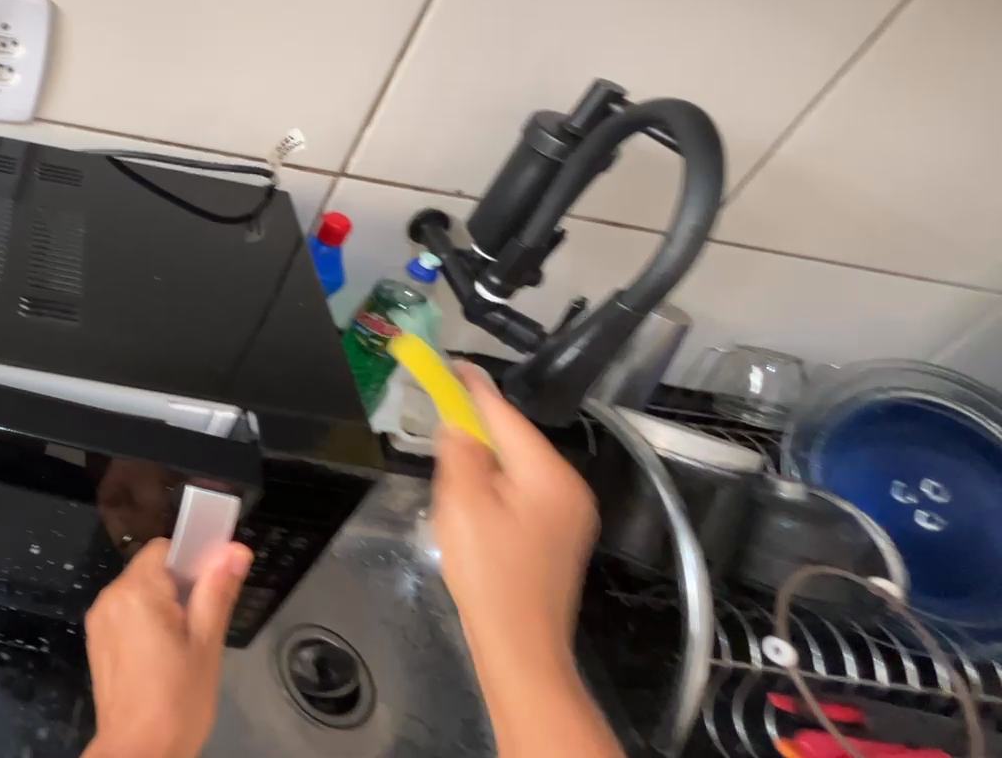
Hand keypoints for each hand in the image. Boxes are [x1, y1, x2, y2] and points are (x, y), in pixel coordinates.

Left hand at [82, 536, 253, 757]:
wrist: (138, 753)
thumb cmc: (177, 700)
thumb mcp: (206, 644)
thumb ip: (217, 590)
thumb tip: (235, 549)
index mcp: (137, 590)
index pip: (165, 549)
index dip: (191, 562)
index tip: (210, 590)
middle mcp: (111, 595)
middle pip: (151, 570)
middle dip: (178, 589)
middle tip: (200, 628)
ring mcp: (100, 618)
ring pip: (139, 592)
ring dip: (162, 607)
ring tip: (182, 647)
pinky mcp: (97, 639)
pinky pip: (126, 613)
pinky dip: (144, 623)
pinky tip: (160, 657)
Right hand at [432, 362, 598, 678]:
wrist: (519, 643)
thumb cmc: (488, 571)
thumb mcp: (463, 504)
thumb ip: (460, 452)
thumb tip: (458, 421)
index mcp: (548, 476)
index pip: (504, 415)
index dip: (472, 387)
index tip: (447, 362)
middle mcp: (568, 487)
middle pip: (511, 438)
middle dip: (473, 427)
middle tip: (437, 418)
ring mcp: (567, 511)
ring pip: (513, 463)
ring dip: (480, 456)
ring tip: (448, 464)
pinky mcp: (557, 531)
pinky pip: (519, 487)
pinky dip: (491, 479)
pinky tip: (469, 495)